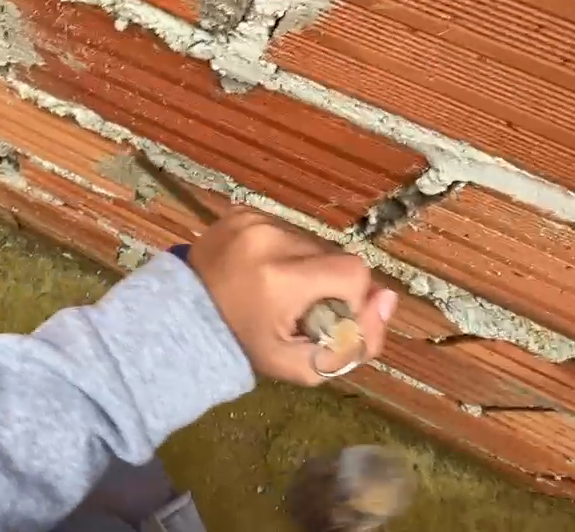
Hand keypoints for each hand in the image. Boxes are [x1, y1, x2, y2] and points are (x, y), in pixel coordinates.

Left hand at [187, 207, 395, 384]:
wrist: (185, 313)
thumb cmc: (244, 343)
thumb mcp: (303, 365)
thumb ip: (356, 343)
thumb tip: (388, 297)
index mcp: (281, 277)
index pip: (353, 271)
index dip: (352, 298)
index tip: (326, 315)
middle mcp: (269, 237)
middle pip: (333, 254)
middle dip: (328, 282)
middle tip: (298, 305)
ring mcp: (254, 217)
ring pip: (311, 240)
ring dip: (307, 264)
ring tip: (277, 286)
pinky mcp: (244, 209)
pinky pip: (286, 227)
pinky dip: (284, 248)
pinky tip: (263, 268)